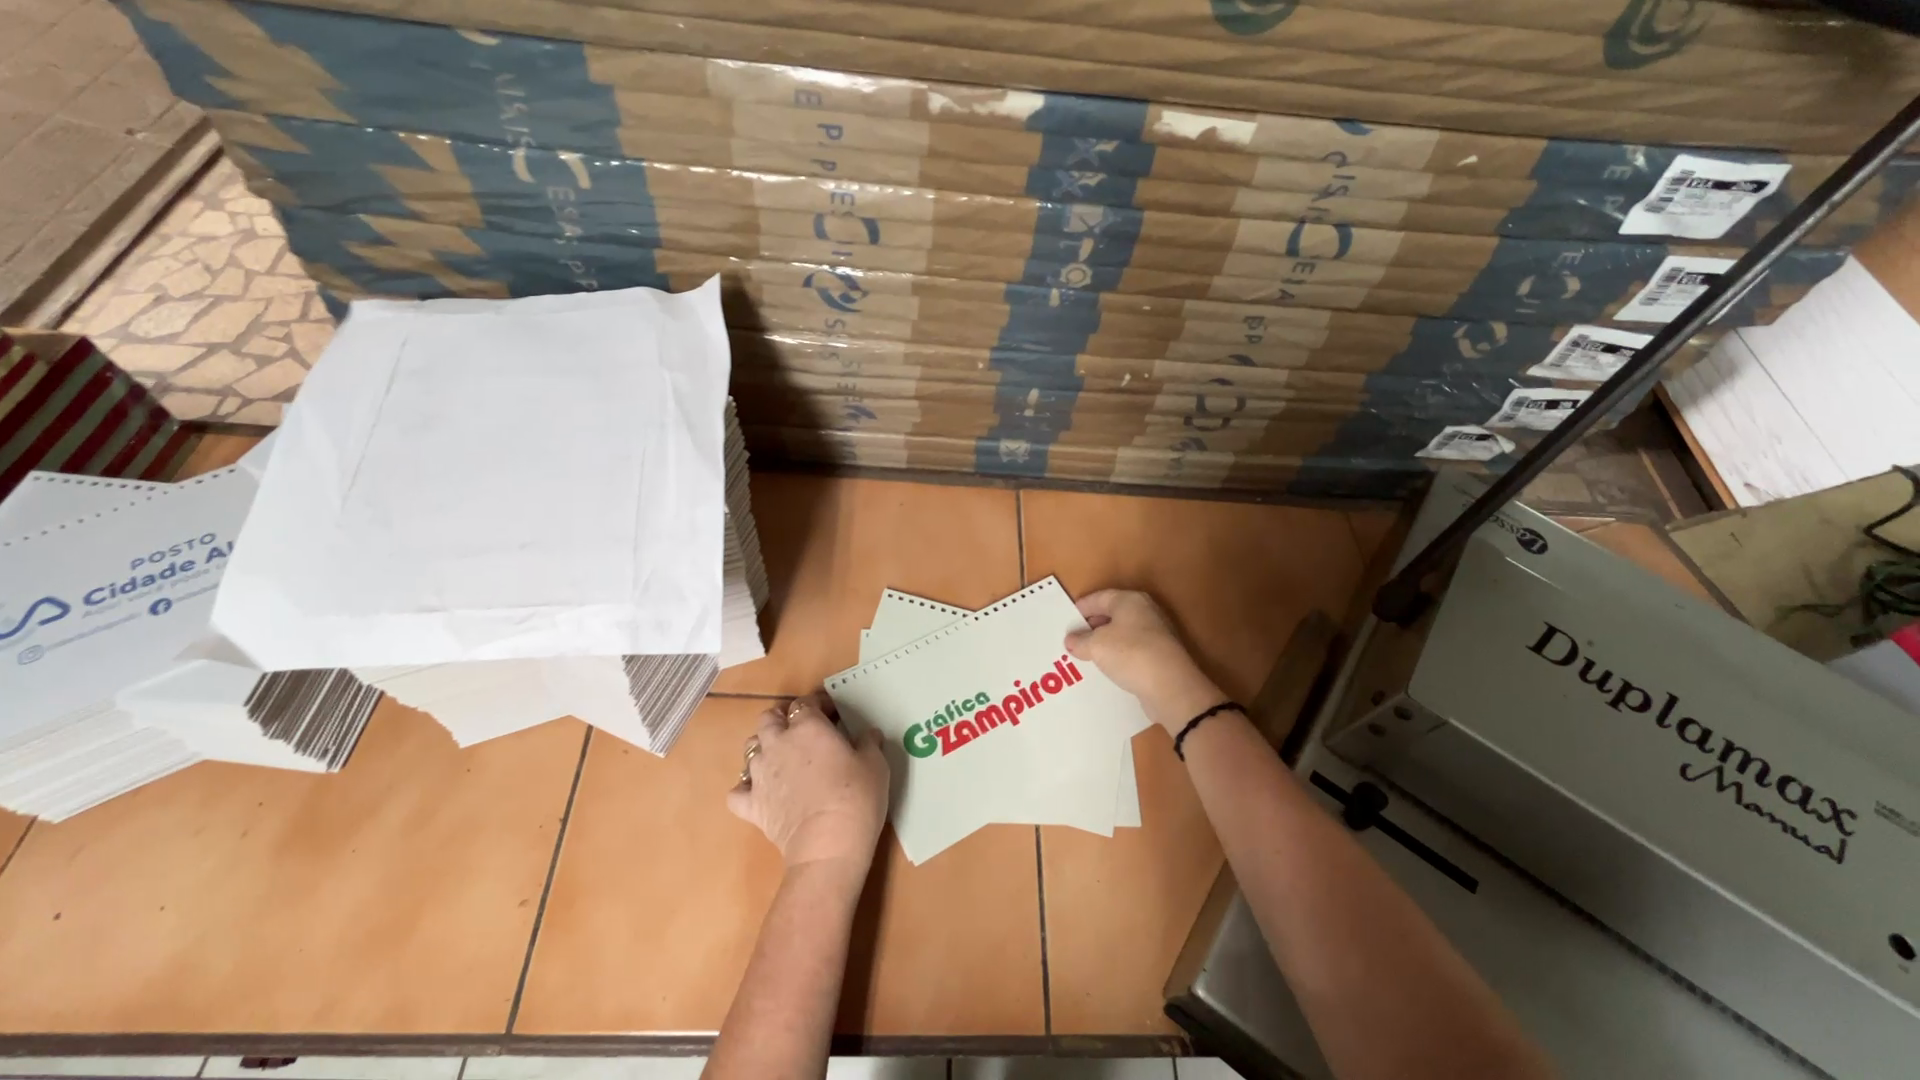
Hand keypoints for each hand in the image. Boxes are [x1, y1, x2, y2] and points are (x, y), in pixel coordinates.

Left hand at [728, 692, 889, 879]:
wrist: (828, 844)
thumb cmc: (856, 797)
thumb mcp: (876, 765)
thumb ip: (869, 743)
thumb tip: (869, 734)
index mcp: (808, 727)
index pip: (805, 703)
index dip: (818, 704)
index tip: (832, 713)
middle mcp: (778, 743)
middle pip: (769, 718)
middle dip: (782, 719)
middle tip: (800, 730)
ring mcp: (759, 774)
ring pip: (750, 748)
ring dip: (763, 748)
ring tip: (781, 759)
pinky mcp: (750, 804)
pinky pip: (738, 791)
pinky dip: (746, 789)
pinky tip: (760, 794)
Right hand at [1066, 589, 1225, 733]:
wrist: (1170, 686)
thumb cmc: (1129, 654)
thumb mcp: (1096, 645)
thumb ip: (1080, 640)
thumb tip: (1071, 640)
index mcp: (1129, 600)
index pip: (1100, 597)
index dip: (1081, 608)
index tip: (1066, 620)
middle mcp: (1145, 612)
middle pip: (1112, 614)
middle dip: (1092, 626)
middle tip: (1072, 639)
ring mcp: (1155, 634)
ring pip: (1122, 634)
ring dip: (1104, 643)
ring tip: (1085, 655)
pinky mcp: (1160, 656)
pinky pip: (1131, 651)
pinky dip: (1118, 656)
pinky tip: (1106, 669)